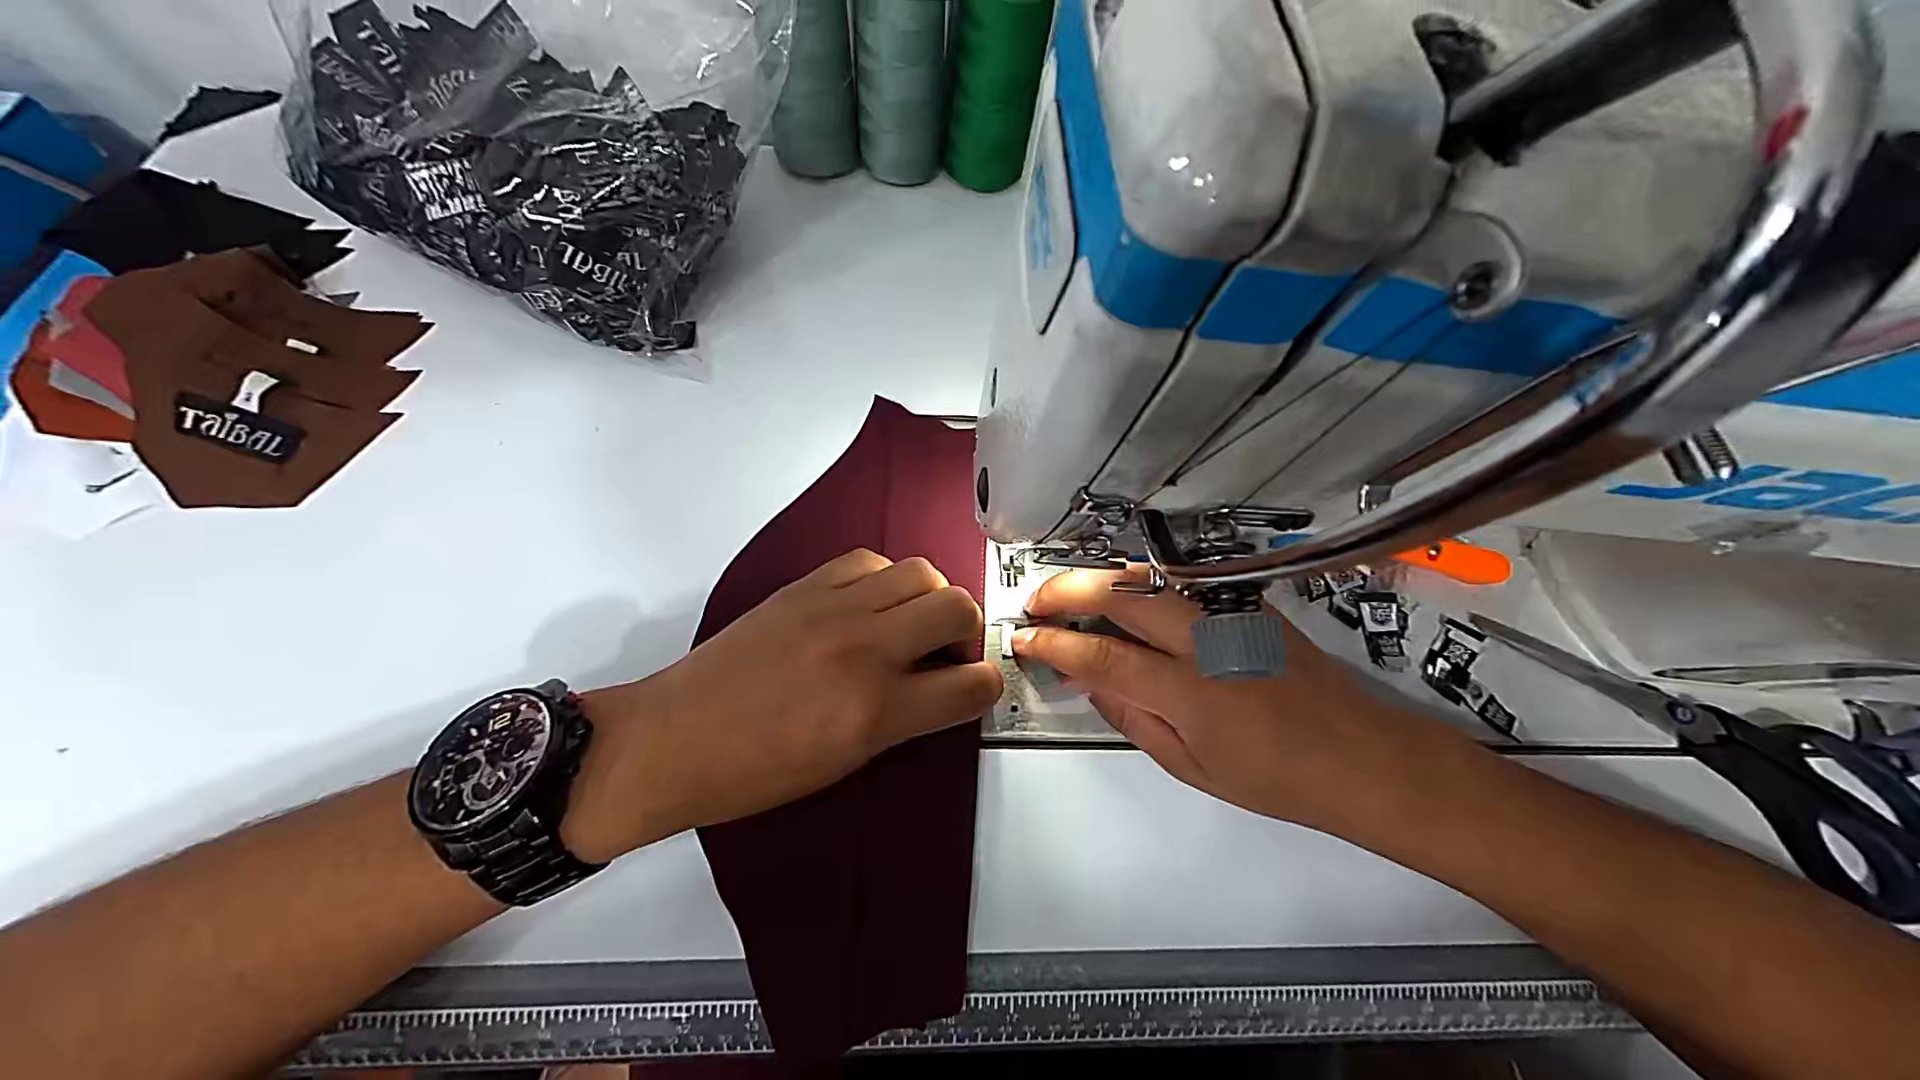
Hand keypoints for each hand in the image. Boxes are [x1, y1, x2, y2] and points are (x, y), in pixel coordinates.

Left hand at [562, 550, 1001, 860]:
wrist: (671, 741)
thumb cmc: (752, 772)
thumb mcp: (846, 763)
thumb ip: (903, 720)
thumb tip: (938, 690)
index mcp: (876, 711)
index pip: (971, 686)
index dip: (987, 685)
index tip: (979, 685)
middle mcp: (863, 649)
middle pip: (957, 607)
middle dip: (967, 629)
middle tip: (947, 648)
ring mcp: (832, 608)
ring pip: (920, 572)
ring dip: (930, 597)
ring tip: (910, 621)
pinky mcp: (803, 587)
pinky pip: (868, 560)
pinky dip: (883, 579)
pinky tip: (869, 603)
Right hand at [1011, 568, 1480, 835]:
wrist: (1360, 754)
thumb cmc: (1275, 777)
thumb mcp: (1189, 766)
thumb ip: (1130, 716)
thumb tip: (1085, 680)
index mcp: (1189, 691)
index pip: (1101, 654)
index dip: (1053, 643)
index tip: (1025, 641)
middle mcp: (1207, 640)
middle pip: (1120, 594)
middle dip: (1065, 590)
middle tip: (1036, 604)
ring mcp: (1228, 613)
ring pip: (1147, 577)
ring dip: (1097, 580)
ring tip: (1067, 598)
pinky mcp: (1245, 603)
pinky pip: (1176, 584)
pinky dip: (1135, 585)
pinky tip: (1118, 601)